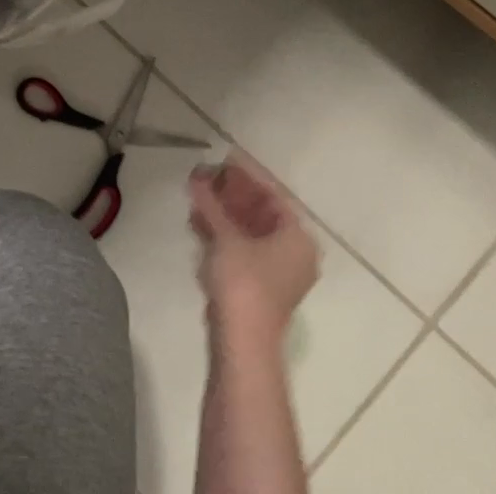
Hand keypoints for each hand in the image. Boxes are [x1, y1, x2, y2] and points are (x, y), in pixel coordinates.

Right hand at [188, 155, 320, 342]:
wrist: (242, 337)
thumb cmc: (243, 281)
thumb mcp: (225, 237)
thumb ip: (211, 205)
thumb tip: (197, 176)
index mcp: (298, 238)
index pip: (274, 196)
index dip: (248, 174)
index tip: (226, 157)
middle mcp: (295, 252)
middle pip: (262, 213)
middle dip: (233, 193)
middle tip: (207, 174)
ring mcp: (278, 271)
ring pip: (251, 231)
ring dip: (225, 213)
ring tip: (198, 194)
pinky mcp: (259, 284)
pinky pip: (243, 248)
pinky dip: (224, 233)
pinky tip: (199, 223)